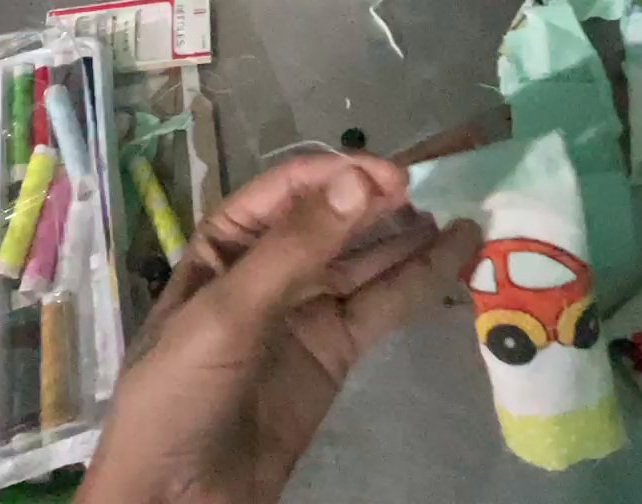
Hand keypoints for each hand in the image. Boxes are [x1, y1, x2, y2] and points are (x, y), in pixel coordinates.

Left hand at [77, 152, 481, 503]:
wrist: (175, 500)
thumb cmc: (180, 388)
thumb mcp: (228, 311)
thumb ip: (294, 247)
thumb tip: (358, 178)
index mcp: (231, 238)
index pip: (294, 187)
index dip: (344, 174)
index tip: (398, 176)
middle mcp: (273, 261)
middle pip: (337, 215)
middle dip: (387, 193)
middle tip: (449, 171)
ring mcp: (307, 305)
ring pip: (367, 256)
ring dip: (411, 231)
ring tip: (465, 203)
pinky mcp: (335, 349)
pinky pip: (381, 303)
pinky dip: (418, 278)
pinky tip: (456, 251)